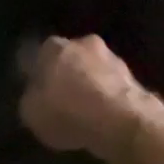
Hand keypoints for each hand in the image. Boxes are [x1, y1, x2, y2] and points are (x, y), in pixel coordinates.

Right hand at [18, 35, 153, 158]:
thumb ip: (30, 99)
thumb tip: (35, 96)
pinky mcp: (133, 76)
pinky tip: (103, 115)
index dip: (33, 73)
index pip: (36, 55)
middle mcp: (83, 43)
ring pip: (92, 69)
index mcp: (53, 47)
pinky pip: (111, 85)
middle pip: (68, 58)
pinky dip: (106, 96)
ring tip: (84, 109)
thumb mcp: (31, 113)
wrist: (121, 121)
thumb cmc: (68, 112)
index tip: (33, 89)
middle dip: (64, 74)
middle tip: (59, 98)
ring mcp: (112, 57)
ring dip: (88, 83)